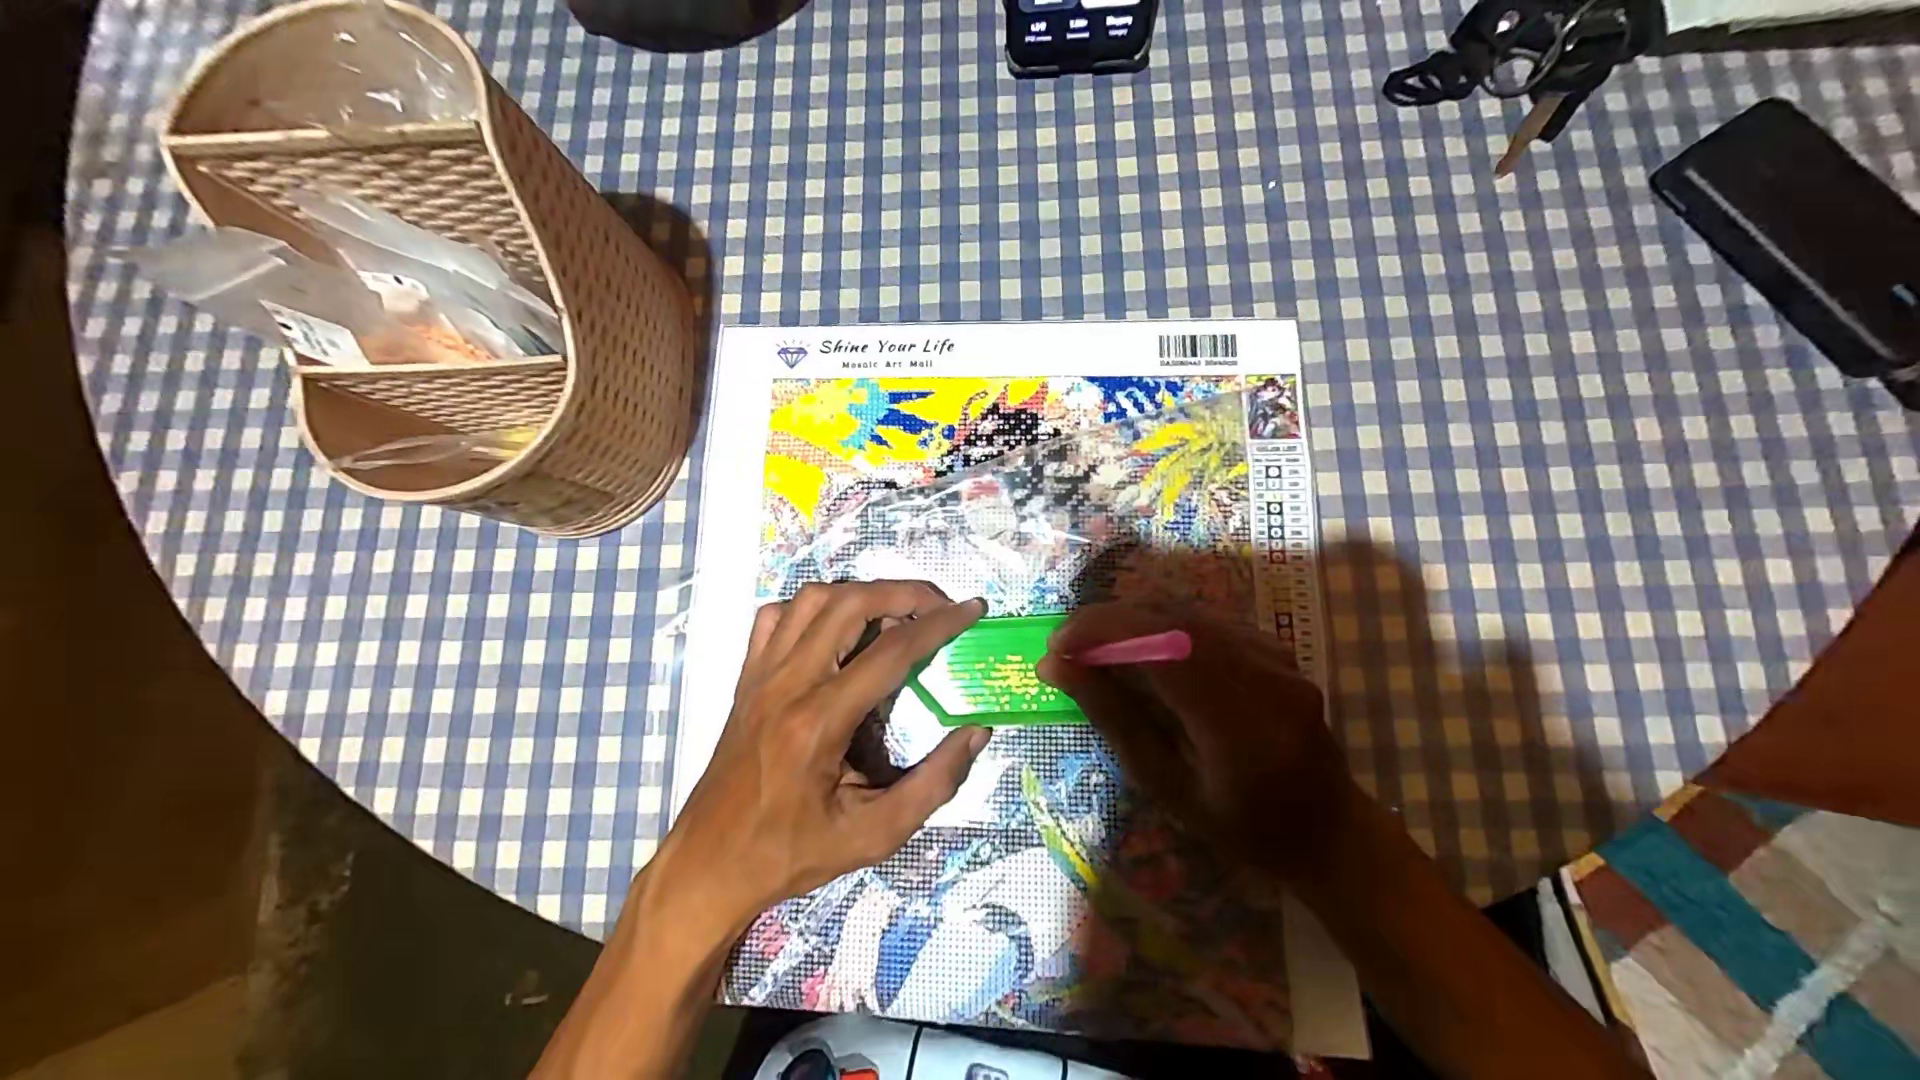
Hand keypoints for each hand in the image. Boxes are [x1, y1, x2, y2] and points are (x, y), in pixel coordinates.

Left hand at [650, 581, 991, 931]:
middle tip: (939, 606)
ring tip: (894, 614)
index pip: (891, 652)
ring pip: (812, 599)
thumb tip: (977, 734)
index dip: (939, 624)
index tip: (972, 610)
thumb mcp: (875, 835)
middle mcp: (787, 683)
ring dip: (860, 594)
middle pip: (850, 604)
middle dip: (903, 593)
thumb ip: (934, 784)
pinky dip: (812, 608)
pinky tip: (835, 630)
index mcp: (819, 721)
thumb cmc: (790, 853)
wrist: (708, 863)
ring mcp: (760, 674)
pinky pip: (776, 617)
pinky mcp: (746, 677)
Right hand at [1036, 602, 1351, 878]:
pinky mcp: (1276, 647)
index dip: (1105, 631)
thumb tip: (1057, 667)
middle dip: (1110, 621)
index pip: (1166, 647)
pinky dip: (1161, 625)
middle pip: (1175, 619)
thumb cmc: (1238, 825)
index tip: (1057, 645)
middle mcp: (1266, 675)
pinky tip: (1138, 648)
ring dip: (1132, 620)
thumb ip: (1114, 718)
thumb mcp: (1165, 784)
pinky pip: (1207, 621)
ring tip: (1093, 645)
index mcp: (1240, 722)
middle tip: (1067, 644)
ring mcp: (1277, 656)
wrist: (1326, 829)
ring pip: (1189, 612)